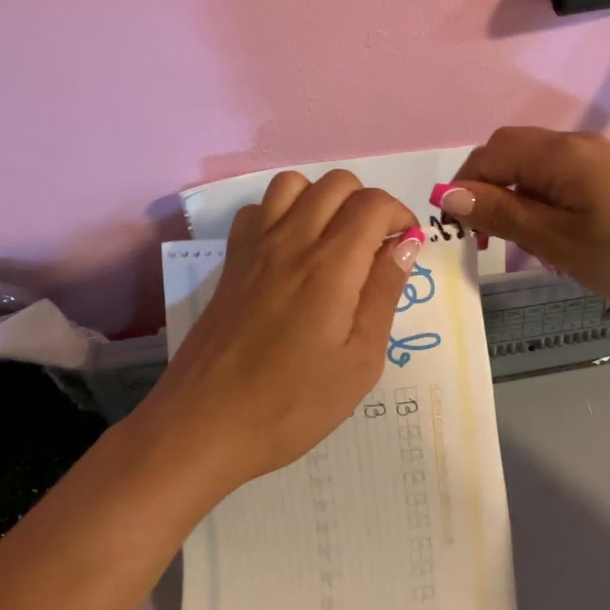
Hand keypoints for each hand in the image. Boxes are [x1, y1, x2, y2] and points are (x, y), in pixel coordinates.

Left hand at [136, 170, 423, 485]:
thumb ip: (384, 294)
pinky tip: (292, 253)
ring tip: (335, 243)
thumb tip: (407, 242)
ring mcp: (254, 249)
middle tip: (376, 249)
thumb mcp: (359, 362)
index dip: (400, 215)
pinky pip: (258, 209)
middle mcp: (291, 242)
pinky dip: (283, 213)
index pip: (373, 203)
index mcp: (330, 267)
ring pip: (294, 183)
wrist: (203, 426)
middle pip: (337, 182)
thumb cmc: (293, 404)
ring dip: (324, 200)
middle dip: (368, 204)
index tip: (405, 249)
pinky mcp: (230, 264)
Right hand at [439, 127, 609, 306]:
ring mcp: (596, 157)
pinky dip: (542, 199)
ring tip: (526, 244)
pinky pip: (559, 175)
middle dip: (488, 190)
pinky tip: (555, 236)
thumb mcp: (560, 242)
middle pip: (509, 152)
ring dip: (516, 197)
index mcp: (558, 155)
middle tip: (491, 240)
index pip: (488, 155)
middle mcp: (574, 144)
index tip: (464, 235)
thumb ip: (504, 215)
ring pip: (534, 166)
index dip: (464, 190)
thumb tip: (449, 195)